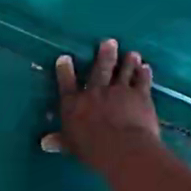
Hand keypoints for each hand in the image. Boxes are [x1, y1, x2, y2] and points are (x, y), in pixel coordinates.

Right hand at [47, 39, 164, 173]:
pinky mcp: (140, 95)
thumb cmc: (92, 149)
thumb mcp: (71, 146)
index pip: (66, 83)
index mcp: (74, 104)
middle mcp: (95, 92)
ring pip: (122, 72)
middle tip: (109, 41)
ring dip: (127, 62)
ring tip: (131, 52)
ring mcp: (118, 91)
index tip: (64, 58)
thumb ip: (60, 141)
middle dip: (104, 55)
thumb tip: (44, 143)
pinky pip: (142, 81)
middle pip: (99, 70)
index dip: (64, 70)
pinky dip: (144, 74)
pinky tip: (146, 68)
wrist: (122, 147)